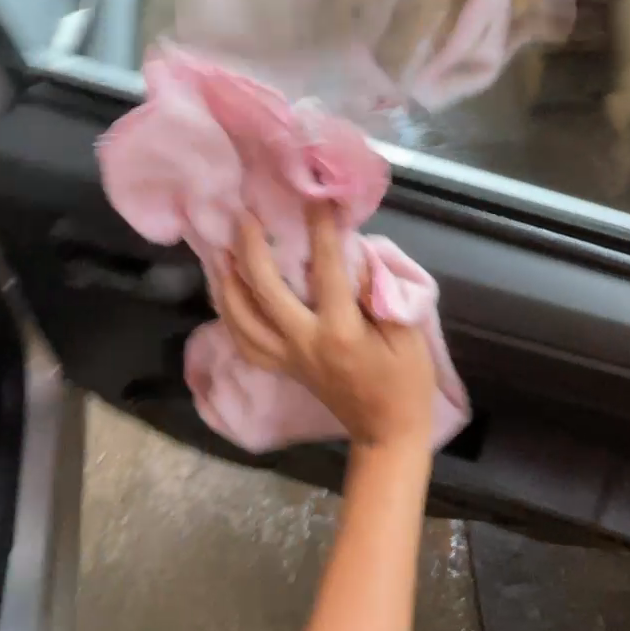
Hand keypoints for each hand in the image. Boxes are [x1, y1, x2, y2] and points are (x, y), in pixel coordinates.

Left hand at [217, 204, 437, 450]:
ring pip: (242, 319)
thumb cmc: (405, 381)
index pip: (325, 269)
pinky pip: (245, 341)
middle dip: (253, 250)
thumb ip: (381, 294)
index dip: (321, 230)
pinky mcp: (283, 368)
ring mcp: (289, 358)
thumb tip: (357, 256)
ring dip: (229, 283)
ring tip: (221, 251)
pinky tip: (226, 295)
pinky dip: (231, 316)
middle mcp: (304, 343)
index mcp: (340, 332)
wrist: (388, 432)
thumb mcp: (408, 334)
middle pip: (265, 292)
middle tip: (246, 216)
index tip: (316, 198)